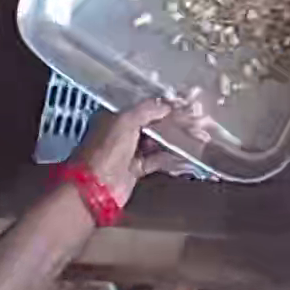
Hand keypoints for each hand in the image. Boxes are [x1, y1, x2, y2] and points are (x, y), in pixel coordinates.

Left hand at [66, 99, 203, 204]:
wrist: (96, 188)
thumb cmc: (107, 149)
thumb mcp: (126, 121)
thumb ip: (147, 110)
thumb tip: (168, 104)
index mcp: (113, 116)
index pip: (141, 105)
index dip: (161, 103)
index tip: (181, 102)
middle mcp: (121, 132)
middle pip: (151, 123)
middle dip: (171, 121)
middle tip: (193, 118)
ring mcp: (128, 151)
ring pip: (155, 141)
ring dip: (173, 138)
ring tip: (194, 133)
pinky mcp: (136, 168)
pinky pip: (156, 159)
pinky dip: (170, 156)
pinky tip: (185, 152)